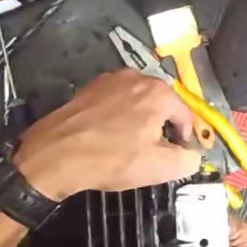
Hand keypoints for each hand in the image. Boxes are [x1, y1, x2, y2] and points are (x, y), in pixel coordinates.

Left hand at [12, 70, 202, 199]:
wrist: (54, 156)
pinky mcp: (90, 88)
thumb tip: (192, 154)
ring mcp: (111, 80)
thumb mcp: (160, 168)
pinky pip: (116, 102)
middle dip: (162, 128)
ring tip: (129, 147)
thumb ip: (189, 159)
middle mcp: (137, 78)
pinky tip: (109, 138)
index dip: (185, 139)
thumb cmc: (110, 159)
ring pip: (139, 102)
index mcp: (159, 93)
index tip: (177, 155)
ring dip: (140, 122)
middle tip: (153, 153)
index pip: (186, 116)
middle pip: (163, 105)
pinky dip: (118, 118)